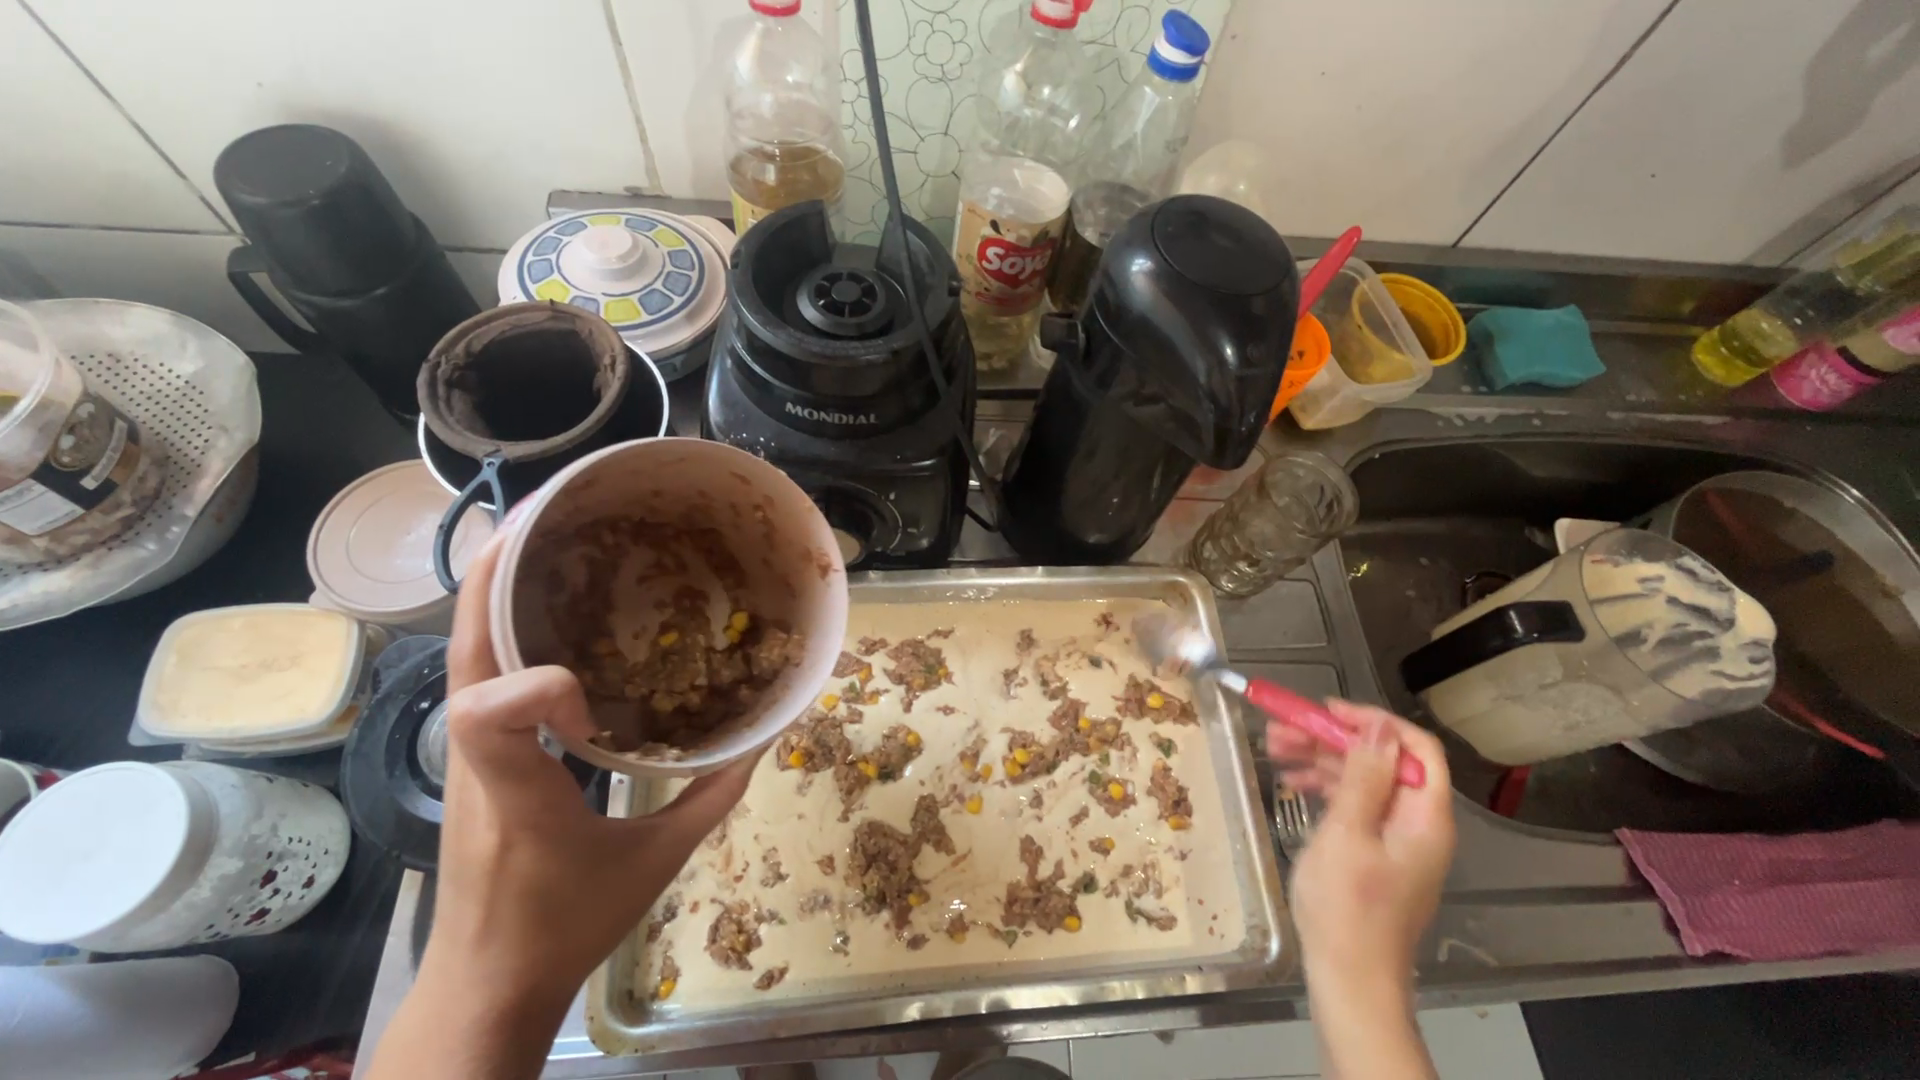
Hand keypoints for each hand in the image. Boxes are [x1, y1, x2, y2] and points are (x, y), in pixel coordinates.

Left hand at [368, 534, 757, 1079]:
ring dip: (496, 586)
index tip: (588, 702)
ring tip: (545, 534)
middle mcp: (474, 756)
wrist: (484, 983)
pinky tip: (548, 606)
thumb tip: (759, 740)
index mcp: (513, 788)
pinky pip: (481, 672)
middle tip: (548, 510)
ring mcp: (464, 752)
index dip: (534, 687)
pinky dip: (507, 623)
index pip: (483, 714)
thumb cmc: (563, 927)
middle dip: (497, 569)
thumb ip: (709, 799)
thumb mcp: (654, 864)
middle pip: (462, 645)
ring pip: (464, 651)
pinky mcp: (472, 754)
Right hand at [1269, 700, 1452, 1079]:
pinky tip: (1292, 784)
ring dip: (1321, 761)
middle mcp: (1418, 823)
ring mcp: (1397, 841)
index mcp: (1424, 816)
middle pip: (1382, 762)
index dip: (1372, 722)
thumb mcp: (1348, 834)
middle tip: (1281, 730)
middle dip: (1332, 740)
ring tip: (1274, 752)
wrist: (1350, 980)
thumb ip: (1365, 777)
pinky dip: (1325, 790)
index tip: (1325, 711)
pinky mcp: (1375, 855)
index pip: (1414, 747)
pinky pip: (1355, 807)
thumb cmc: (1347, 908)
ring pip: (1364, 782)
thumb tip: (1378, 726)